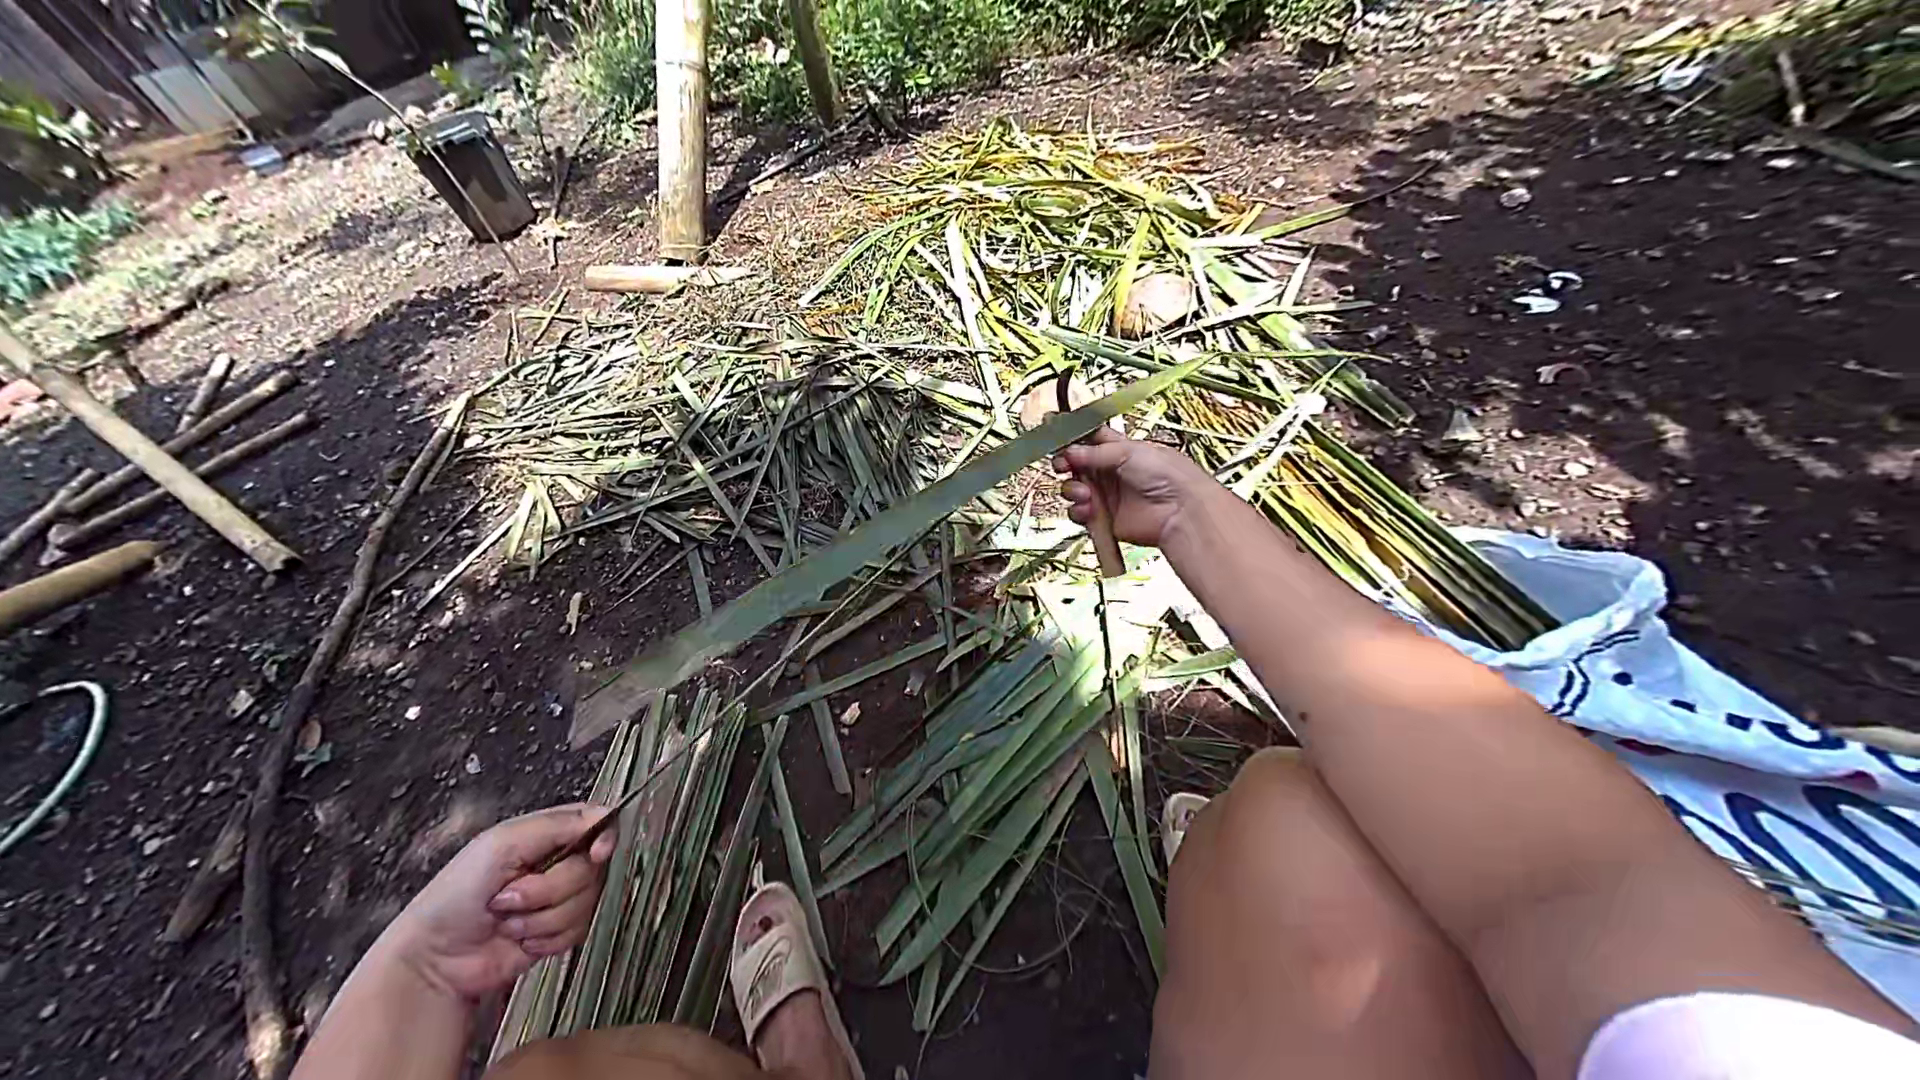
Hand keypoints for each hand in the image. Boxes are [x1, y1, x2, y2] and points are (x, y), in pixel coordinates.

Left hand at [382, 803, 616, 1002]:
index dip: (605, 839)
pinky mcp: (559, 931)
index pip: (601, 824)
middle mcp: (562, 863)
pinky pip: (578, 931)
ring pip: (587, 902)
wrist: (433, 958)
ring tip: (508, 919)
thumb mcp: (505, 843)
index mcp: (552, 834)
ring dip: (542, 917)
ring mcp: (561, 898)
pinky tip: (518, 937)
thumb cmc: (457, 893)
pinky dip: (545, 938)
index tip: (596, 854)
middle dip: (551, 888)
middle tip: (511, 895)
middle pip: (594, 869)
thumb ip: (559, 824)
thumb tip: (606, 816)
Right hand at [1054, 427, 1217, 547]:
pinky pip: (1079, 512)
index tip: (1051, 430)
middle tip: (1063, 465)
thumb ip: (1094, 453)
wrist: (1179, 512)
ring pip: (1073, 488)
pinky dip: (1080, 510)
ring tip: (1084, 492)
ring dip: (1072, 489)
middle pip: (1074, 464)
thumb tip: (1068, 451)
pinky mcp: (1103, 518)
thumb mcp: (1128, 452)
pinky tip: (1090, 508)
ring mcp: (1105, 495)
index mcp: (1118, 448)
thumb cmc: (1167, 475)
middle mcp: (1109, 471)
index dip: (1069, 434)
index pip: (1087, 437)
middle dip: (1064, 463)